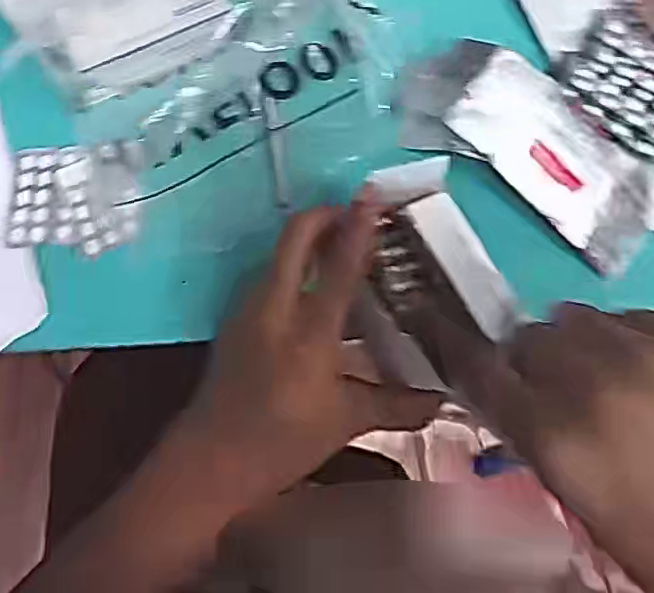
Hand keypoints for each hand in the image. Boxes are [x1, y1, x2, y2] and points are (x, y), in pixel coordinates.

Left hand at [13, 203, 440, 592]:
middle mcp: (275, 306)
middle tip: (357, 215)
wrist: (211, 454)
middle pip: (296, 236)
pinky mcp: (237, 310)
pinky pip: (271, 272)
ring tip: (344, 245)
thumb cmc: (282, 442)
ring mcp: (250, 304)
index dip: (357, 227)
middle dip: (325, 214)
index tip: (372, 198)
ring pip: (281, 250)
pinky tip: (316, 283)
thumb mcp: (345, 423)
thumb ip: (397, 406)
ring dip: (311, 238)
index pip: (339, 267)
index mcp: (308, 333)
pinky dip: (297, 263)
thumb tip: (442, 398)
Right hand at [419, 304, 653, 592]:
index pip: (475, 366)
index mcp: (562, 442)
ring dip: (579, 346)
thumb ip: (541, 445)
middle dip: (532, 361)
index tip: (427, 314)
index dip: (446, 338)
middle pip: (526, 338)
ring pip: (573, 319)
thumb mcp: (597, 515)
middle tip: (560, 393)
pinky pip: (632, 318)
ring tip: (615, 383)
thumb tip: (508, 397)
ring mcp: (651, 351)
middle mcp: (593, 384)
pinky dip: (632, 342)